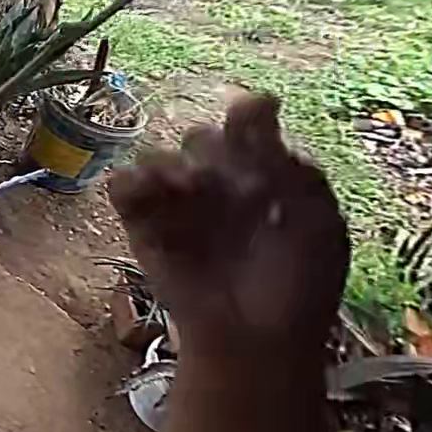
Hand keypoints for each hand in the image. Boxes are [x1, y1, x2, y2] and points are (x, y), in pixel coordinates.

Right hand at [108, 93, 348, 365]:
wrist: (251, 334)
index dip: (244, 121)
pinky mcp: (139, 221)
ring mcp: (174, 202)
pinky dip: (131, 183)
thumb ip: (284, 161)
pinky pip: (121, 184)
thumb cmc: (294, 282)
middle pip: (197, 138)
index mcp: (260, 178)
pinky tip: (151, 198)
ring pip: (156, 157)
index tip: (249, 122)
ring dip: (170, 168)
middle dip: (207, 150)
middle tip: (221, 177)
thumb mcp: (310, 217)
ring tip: (187, 192)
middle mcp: (215, 184)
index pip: (244, 129)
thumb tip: (257, 97)